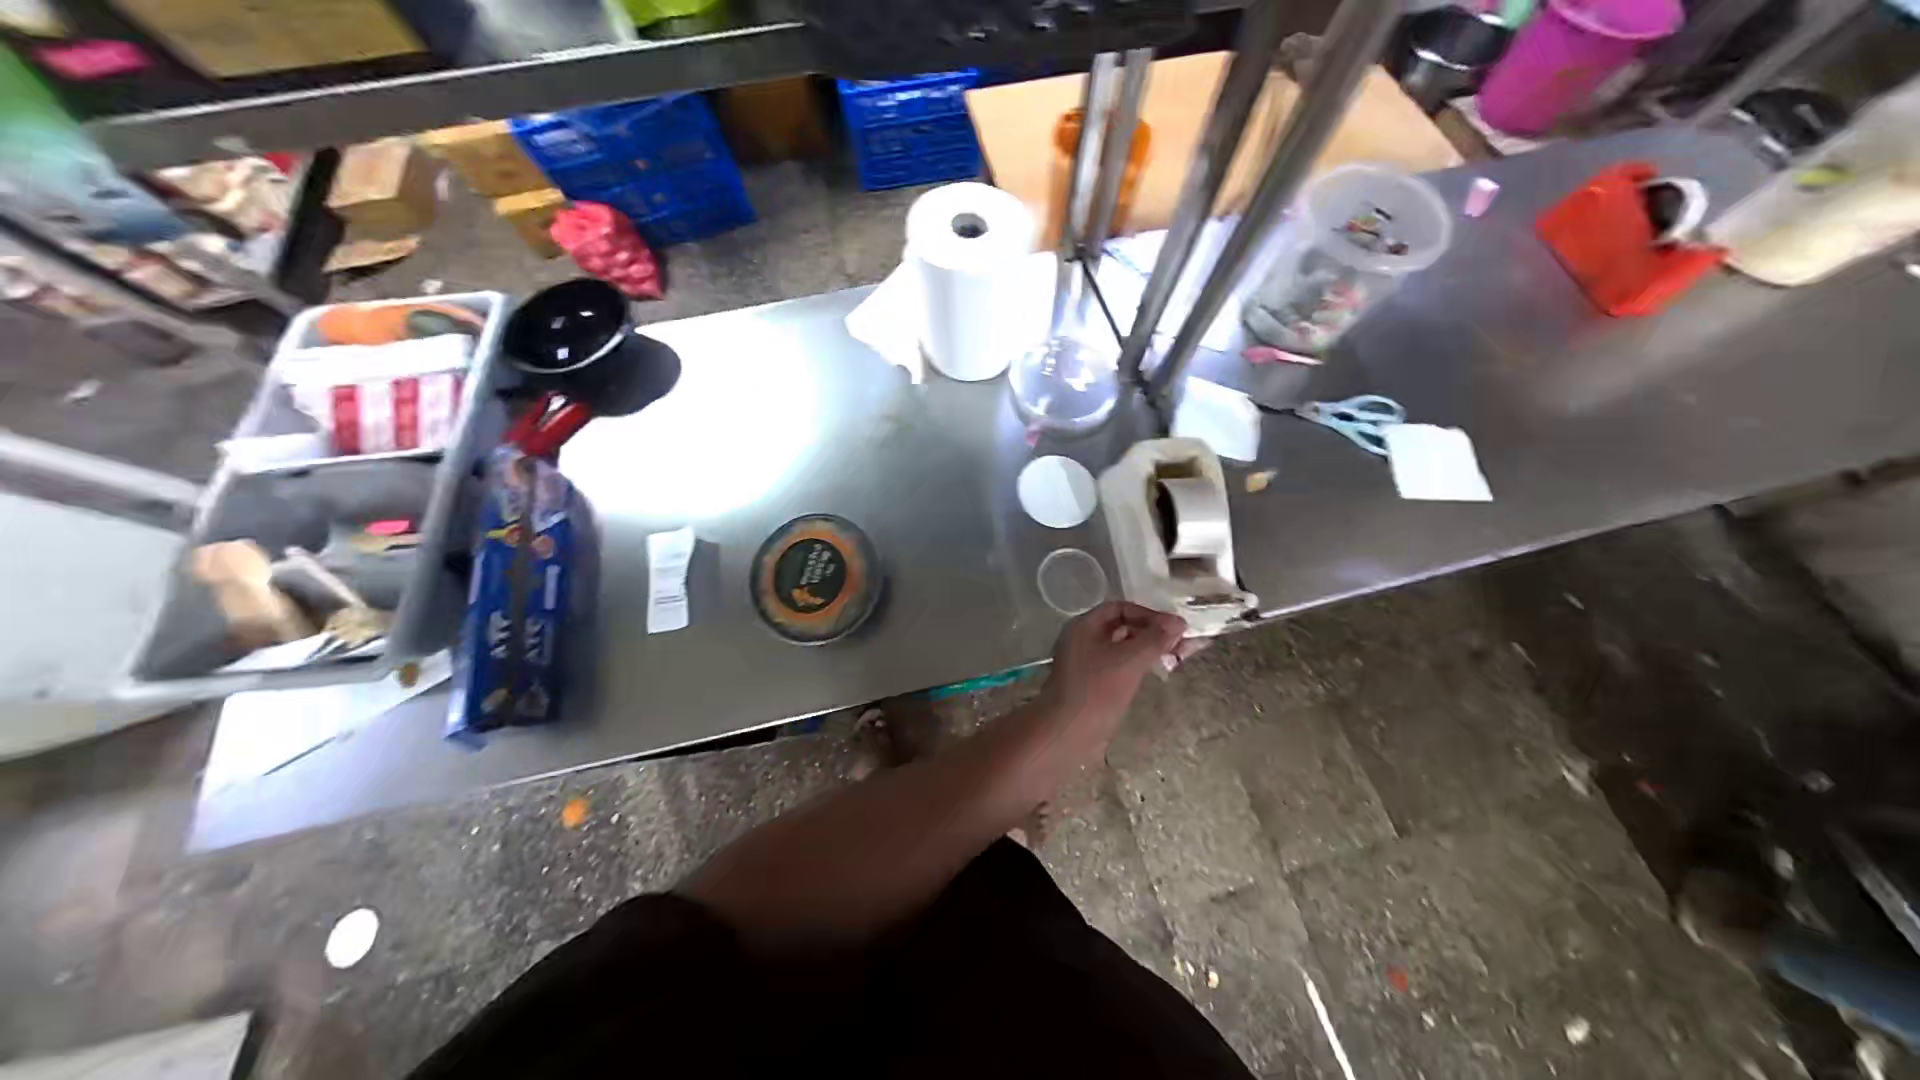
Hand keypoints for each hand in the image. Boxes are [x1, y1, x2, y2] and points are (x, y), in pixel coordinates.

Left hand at [1041, 601, 1187, 735]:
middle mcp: (1082, 640)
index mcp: (1084, 626)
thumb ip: (1155, 639)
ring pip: (1121, 648)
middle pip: (1121, 627)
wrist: (1067, 732)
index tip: (1175, 626)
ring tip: (1175, 657)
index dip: (1148, 615)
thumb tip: (1178, 622)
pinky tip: (1156, 671)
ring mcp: (1085, 662)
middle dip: (1151, 632)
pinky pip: (1118, 665)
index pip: (1120, 608)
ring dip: (1147, 649)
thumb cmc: (1096, 691)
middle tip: (1181, 643)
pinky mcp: (1091, 683)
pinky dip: (1137, 665)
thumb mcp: (1130, 660)